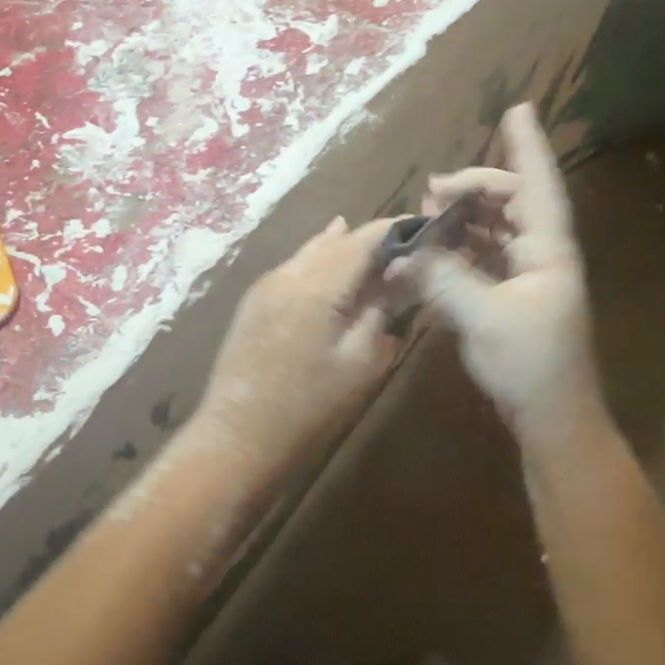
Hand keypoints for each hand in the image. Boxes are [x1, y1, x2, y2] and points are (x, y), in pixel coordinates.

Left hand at [191, 217, 397, 468]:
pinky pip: (295, 266)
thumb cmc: (308, 407)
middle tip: (408, 250)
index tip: (426, 229)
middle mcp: (288, 273)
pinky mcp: (255, 300)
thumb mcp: (361, 364)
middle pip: (337, 240)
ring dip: (346, 248)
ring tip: (378, 253)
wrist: (238, 435)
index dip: (397, 229)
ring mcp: (266, 284)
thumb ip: (382, 313)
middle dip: (373, 240)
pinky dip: (321, 261)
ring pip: (313, 250)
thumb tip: (401, 278)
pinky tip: (334, 265)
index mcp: (317, 285)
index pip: (364, 239)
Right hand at [396, 104, 601, 441]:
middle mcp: (542, 254)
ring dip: (465, 216)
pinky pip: (486, 257)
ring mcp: (530, 277)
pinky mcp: (514, 299)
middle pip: (511, 202)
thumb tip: (404, 252)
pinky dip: (461, 248)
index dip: (527, 145)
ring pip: (497, 229)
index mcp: (548, 249)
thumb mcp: (482, 317)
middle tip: (432, 189)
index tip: (518, 108)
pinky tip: (435, 251)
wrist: (553, 419)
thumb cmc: (530, 364)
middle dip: (473, 187)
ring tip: (429, 212)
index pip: (537, 184)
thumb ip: (441, 279)